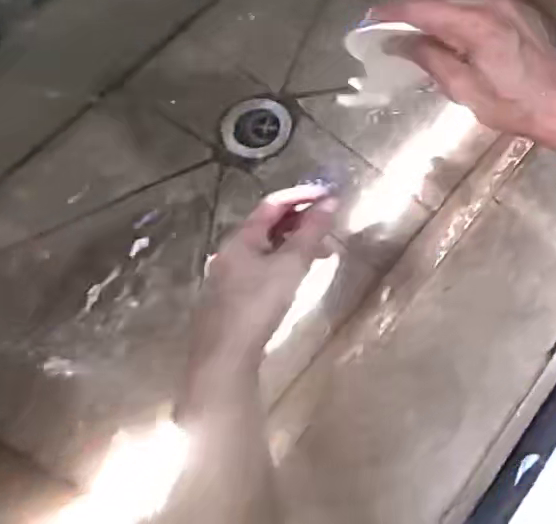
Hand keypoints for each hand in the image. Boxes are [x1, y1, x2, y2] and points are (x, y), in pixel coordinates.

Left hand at [189, 185, 340, 374]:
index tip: (330, 196)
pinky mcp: (232, 296)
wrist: (224, 360)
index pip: (274, 202)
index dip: (303, 195)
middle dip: (304, 220)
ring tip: (325, 253)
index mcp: (241, 238)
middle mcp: (230, 251)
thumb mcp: (293, 263)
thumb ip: (313, 230)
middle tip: (331, 224)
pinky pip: (263, 265)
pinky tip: (301, 274)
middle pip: (271, 224)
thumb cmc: (258, 304)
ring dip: (298, 242)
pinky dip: (286, 261)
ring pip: (269, 246)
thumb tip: (331, 200)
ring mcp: (228, 275)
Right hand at [367, 0, 555, 147]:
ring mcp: (510, 7)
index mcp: (479, 24)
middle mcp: (494, 6)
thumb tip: (401, 41)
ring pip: (461, 5)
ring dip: (437, 17)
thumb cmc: (515, 106)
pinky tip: (448, 37)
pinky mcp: (520, 14)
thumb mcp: (466, 89)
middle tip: (386, 30)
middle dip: (413, 15)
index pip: (425, 9)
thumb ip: (431, 59)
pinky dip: (459, 20)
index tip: (370, 20)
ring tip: (412, 35)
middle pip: (443, 3)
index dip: (394, 13)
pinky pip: (480, 10)